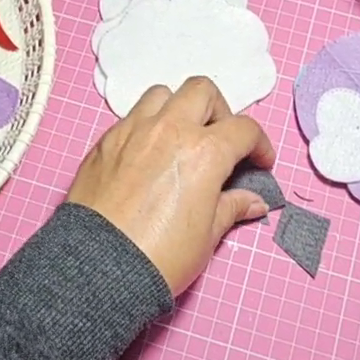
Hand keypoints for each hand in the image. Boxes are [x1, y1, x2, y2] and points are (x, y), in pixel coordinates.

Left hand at [66, 77, 276, 295]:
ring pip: (162, 95)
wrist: (100, 268)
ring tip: (182, 139)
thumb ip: (231, 207)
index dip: (259, 145)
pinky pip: (131, 117)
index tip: (259, 161)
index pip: (244, 130)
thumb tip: (251, 201)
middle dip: (220, 111)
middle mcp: (168, 131)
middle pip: (203, 92)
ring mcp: (133, 132)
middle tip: (222, 141)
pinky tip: (150, 155)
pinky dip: (147, 126)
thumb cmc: (157, 256)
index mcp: (203, 151)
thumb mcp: (206, 235)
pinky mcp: (105, 143)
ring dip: (179, 109)